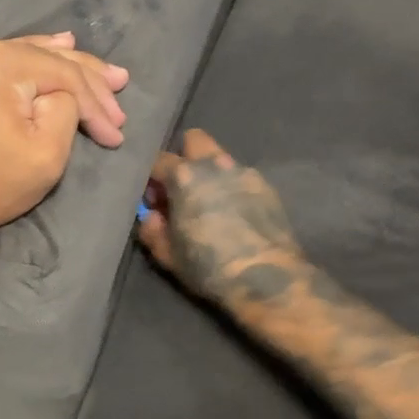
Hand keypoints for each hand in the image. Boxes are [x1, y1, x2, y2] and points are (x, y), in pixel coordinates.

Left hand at [0, 31, 129, 248]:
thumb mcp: (47, 153)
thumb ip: (68, 109)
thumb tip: (61, 95)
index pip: (64, 74)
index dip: (97, 104)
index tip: (117, 133)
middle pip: (44, 57)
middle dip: (86, 78)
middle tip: (121, 83)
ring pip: (23, 56)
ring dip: (61, 67)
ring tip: (99, 69)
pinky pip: (0, 62)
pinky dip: (29, 66)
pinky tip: (55, 47)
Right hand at [136, 129, 308, 309]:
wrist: (265, 278)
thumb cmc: (208, 266)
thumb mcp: (167, 255)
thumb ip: (152, 230)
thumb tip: (152, 216)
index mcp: (184, 176)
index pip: (158, 160)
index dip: (152, 179)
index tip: (154, 200)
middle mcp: (215, 165)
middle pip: (194, 140)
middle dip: (185, 156)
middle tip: (183, 188)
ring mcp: (244, 172)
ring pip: (221, 158)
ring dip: (210, 173)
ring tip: (212, 203)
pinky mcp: (267, 186)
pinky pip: (242, 177)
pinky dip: (233, 187)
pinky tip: (236, 213)